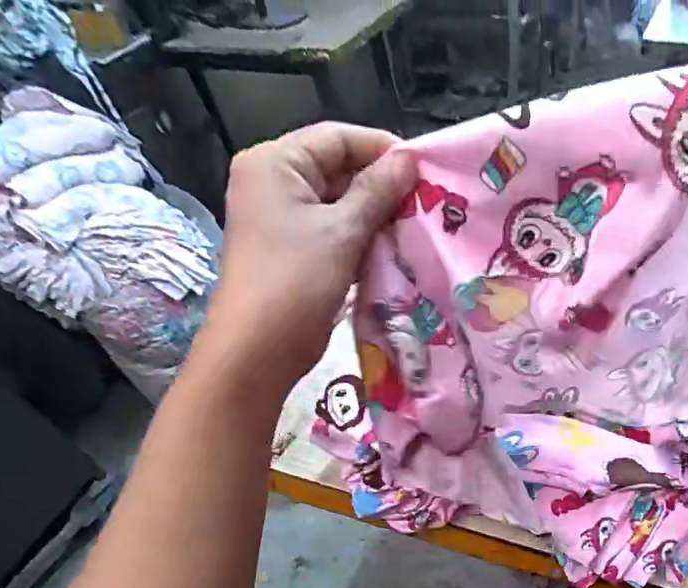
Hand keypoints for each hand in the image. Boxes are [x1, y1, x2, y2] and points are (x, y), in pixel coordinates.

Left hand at [196, 122, 415, 409]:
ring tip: (417, 228)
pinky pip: (335, 235)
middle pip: (338, 170)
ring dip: (376, 217)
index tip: (425, 170)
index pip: (337, 138)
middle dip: (382, 187)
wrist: (259, 350)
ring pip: (339, 206)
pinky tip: (394, 252)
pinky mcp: (295, 254)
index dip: (382, 149)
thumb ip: (377, 192)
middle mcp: (274, 184)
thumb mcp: (342, 231)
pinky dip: (362, 241)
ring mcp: (283, 221)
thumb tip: (409, 160)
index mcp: (275, 163)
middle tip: (428, 204)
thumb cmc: (295, 281)